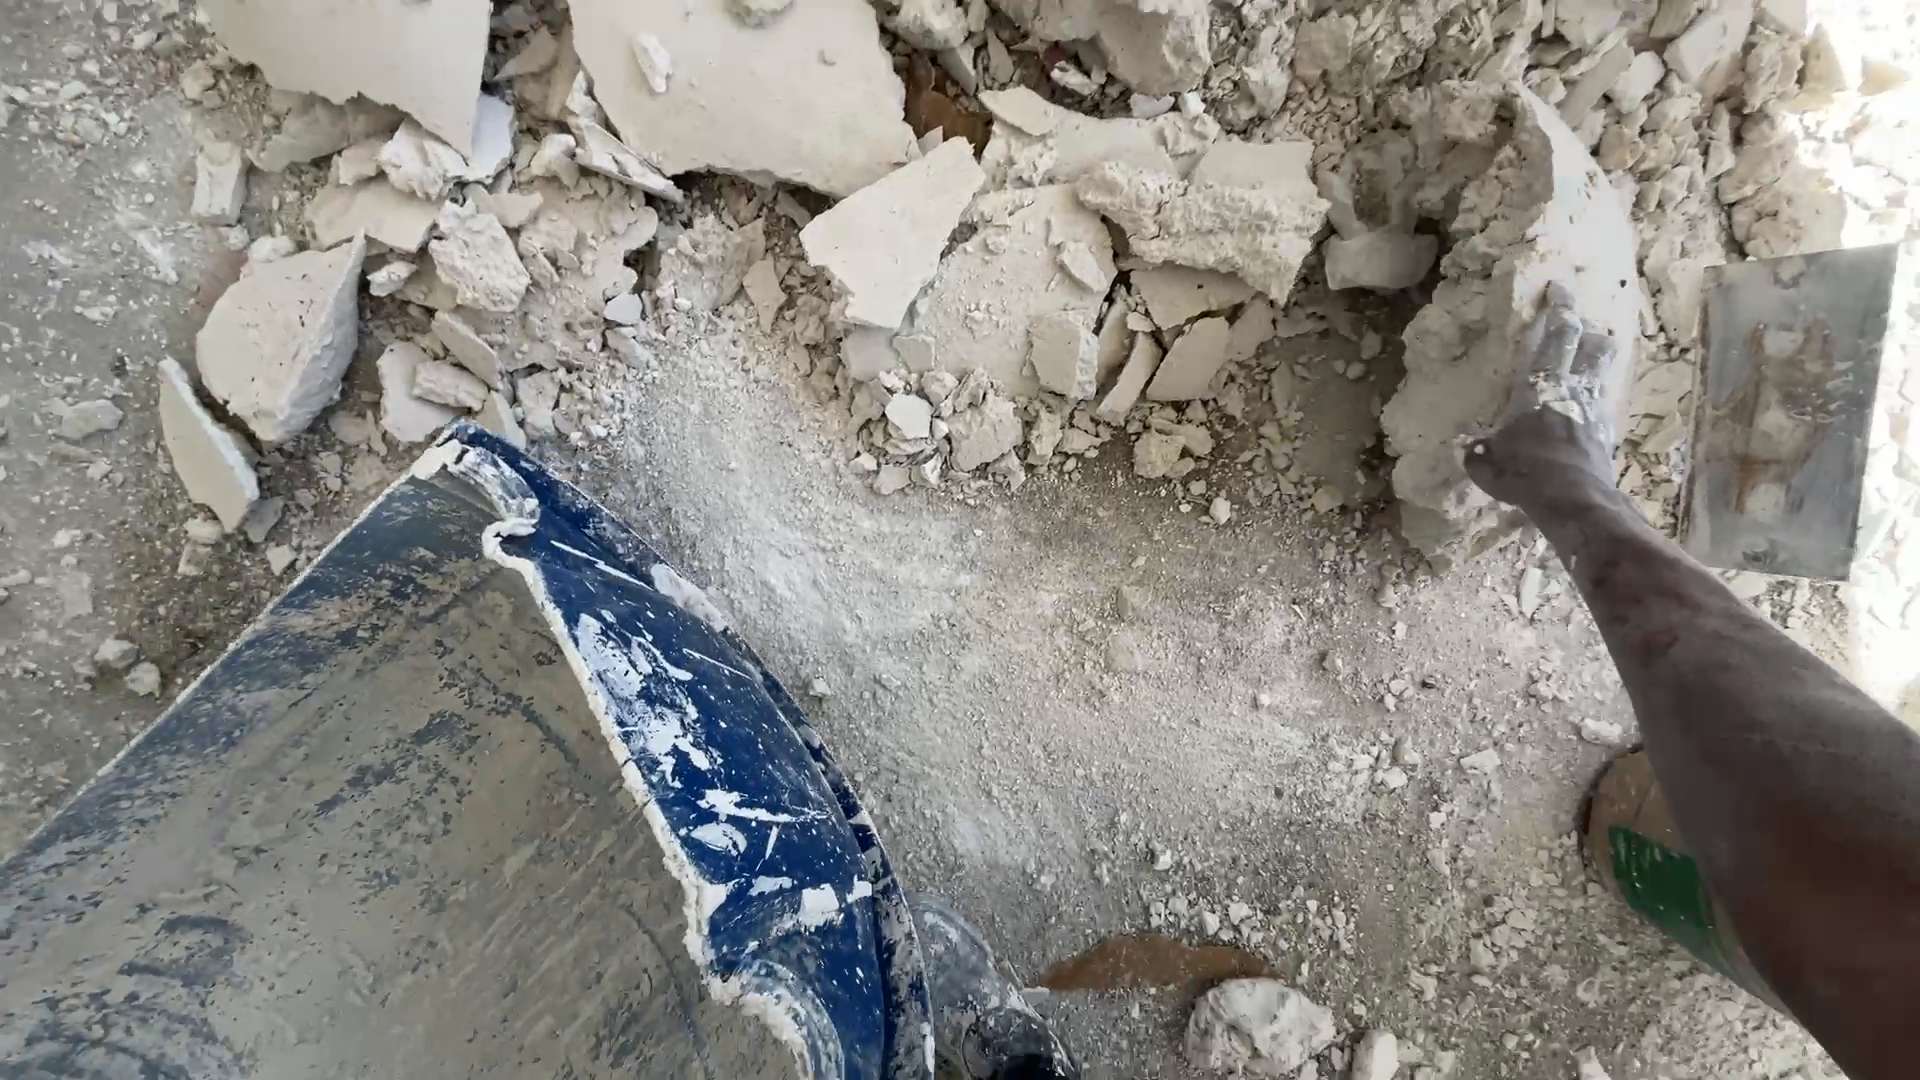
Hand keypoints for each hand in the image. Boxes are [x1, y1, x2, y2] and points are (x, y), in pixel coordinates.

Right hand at [1464, 285, 1621, 511]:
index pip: (1555, 337)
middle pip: (1592, 344)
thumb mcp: (1482, 460)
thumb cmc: (1522, 473)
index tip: (1557, 288)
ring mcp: (1593, 409)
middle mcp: (1573, 390)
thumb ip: (1476, 445)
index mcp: (1540, 388)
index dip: (1557, 309)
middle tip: (1572, 317)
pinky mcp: (1604, 431)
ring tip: (1584, 351)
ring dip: (1595, 355)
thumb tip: (1468, 441)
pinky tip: (1580, 403)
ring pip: (1602, 368)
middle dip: (1583, 326)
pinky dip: (1591, 393)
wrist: (1573, 500)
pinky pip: (1600, 400)